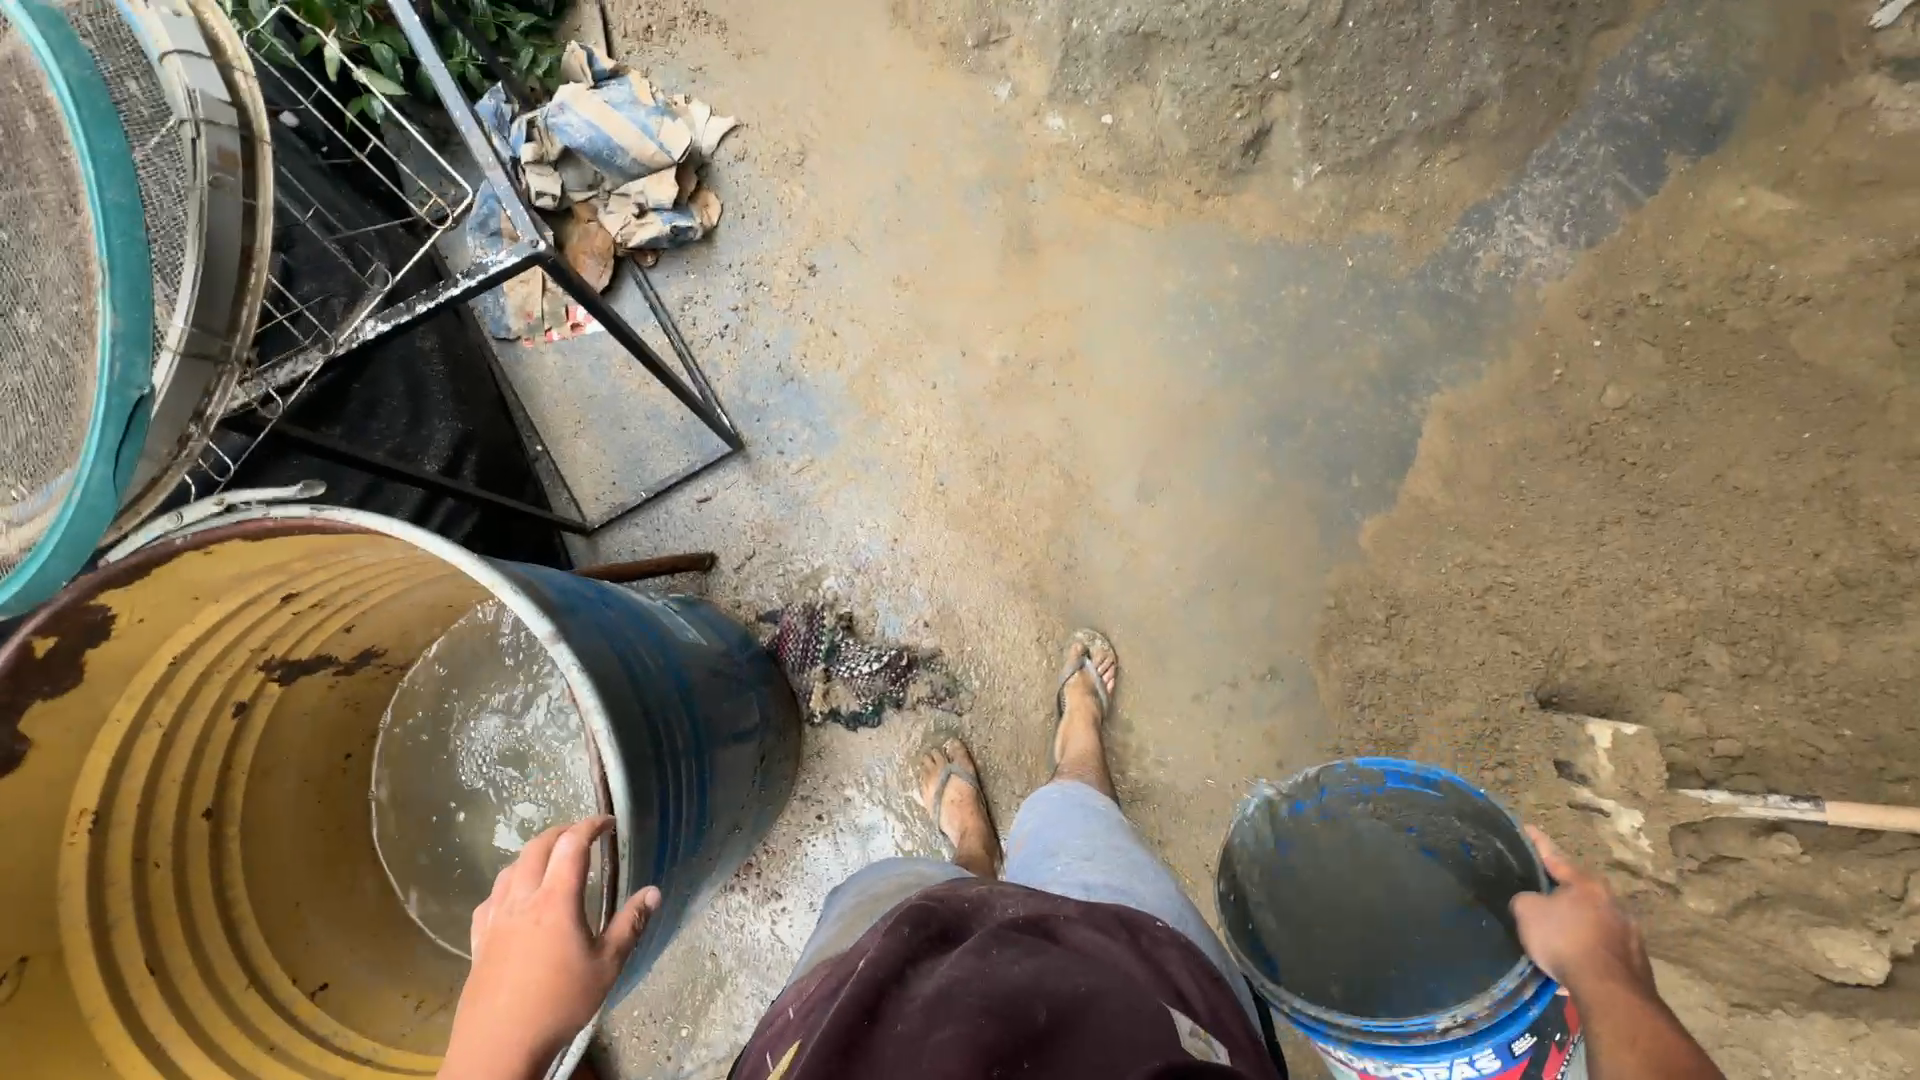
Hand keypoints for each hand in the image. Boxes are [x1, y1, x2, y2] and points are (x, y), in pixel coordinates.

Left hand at [440, 816, 661, 1079]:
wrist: (498, 1048)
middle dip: (561, 832)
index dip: (591, 826)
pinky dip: (507, 883)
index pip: (572, 845)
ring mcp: (495, 920)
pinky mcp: (478, 941)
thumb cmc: (559, 1004)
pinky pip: (491, 898)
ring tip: (551, 859)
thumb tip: (654, 892)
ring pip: (510, 868)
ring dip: (533, 854)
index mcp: (555, 900)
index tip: (608, 822)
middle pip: (537, 848)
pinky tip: (514, 897)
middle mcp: (522, 900)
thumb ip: (630, 924)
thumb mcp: (606, 966)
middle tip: (583, 834)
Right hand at [1510, 825, 1654, 997]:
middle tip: (1540, 891)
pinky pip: (1601, 945)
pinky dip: (1586, 947)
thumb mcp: (1526, 911)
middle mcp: (1612, 902)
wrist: (1610, 991)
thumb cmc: (1564, 940)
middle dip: (1561, 889)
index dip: (1537, 842)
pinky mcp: (1636, 959)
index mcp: (1586, 884)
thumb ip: (1526, 899)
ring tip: (1555, 934)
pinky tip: (1572, 961)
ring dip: (1575, 922)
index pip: (1554, 856)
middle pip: (1579, 889)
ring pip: (1593, 918)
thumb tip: (1534, 903)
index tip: (1527, 828)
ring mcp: (1629, 932)